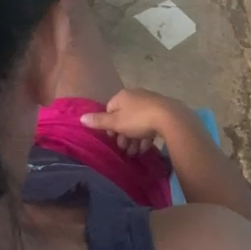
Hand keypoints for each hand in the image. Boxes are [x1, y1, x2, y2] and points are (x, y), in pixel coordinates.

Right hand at [79, 88, 193, 154]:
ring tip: (134, 153)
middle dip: (123, 135)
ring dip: (134, 138)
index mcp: (123, 96)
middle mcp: (135, 96)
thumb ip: (99, 121)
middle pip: (124, 117)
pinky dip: (145, 135)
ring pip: (137, 122)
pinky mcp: (162, 110)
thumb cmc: (138, 119)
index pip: (110, 109)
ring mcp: (150, 102)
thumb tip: (81, 117)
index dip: (109, 126)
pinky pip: (149, 123)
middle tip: (124, 149)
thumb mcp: (116, 122)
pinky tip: (145, 147)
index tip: (112, 138)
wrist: (169, 117)